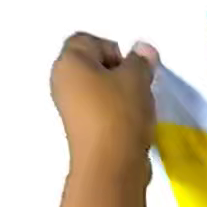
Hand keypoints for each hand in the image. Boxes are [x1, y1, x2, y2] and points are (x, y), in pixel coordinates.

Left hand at [51, 32, 159, 178]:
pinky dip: (117, 115)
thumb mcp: (137, 80)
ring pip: (98, 91)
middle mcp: (63, 83)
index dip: (115, 50)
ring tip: (139, 111)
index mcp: (69, 62)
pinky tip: (132, 127)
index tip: (134, 71)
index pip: (89, 40)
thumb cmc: (120, 114)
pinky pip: (101, 113)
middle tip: (140, 89)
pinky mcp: (82, 131)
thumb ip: (141, 61)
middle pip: (93, 66)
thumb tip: (144, 49)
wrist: (111, 166)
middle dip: (120, 74)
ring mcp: (70, 109)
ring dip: (121, 97)